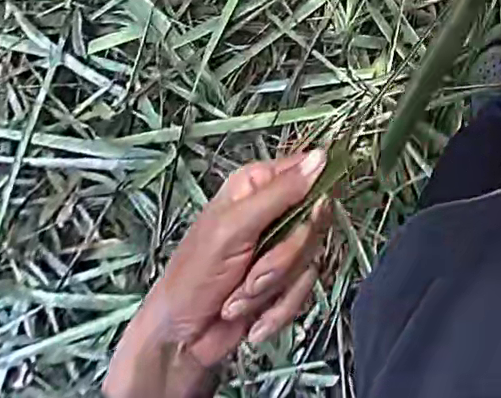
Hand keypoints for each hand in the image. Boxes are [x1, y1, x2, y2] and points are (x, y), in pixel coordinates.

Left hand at [105, 150, 330, 397]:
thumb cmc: (193, 277)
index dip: (317, 192)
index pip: (309, 170)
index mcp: (259, 183)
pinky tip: (251, 318)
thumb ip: (280, 193)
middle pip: (315, 220)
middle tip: (253, 272)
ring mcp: (282, 245)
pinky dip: (278, 309)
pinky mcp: (286, 279)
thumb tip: (322, 156)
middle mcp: (275, 209)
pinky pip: (305, 288)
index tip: (311, 215)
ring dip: (274, 286)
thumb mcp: (233, 228)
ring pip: (311, 256)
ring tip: (239, 298)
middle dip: (284, 257)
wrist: (178, 344)